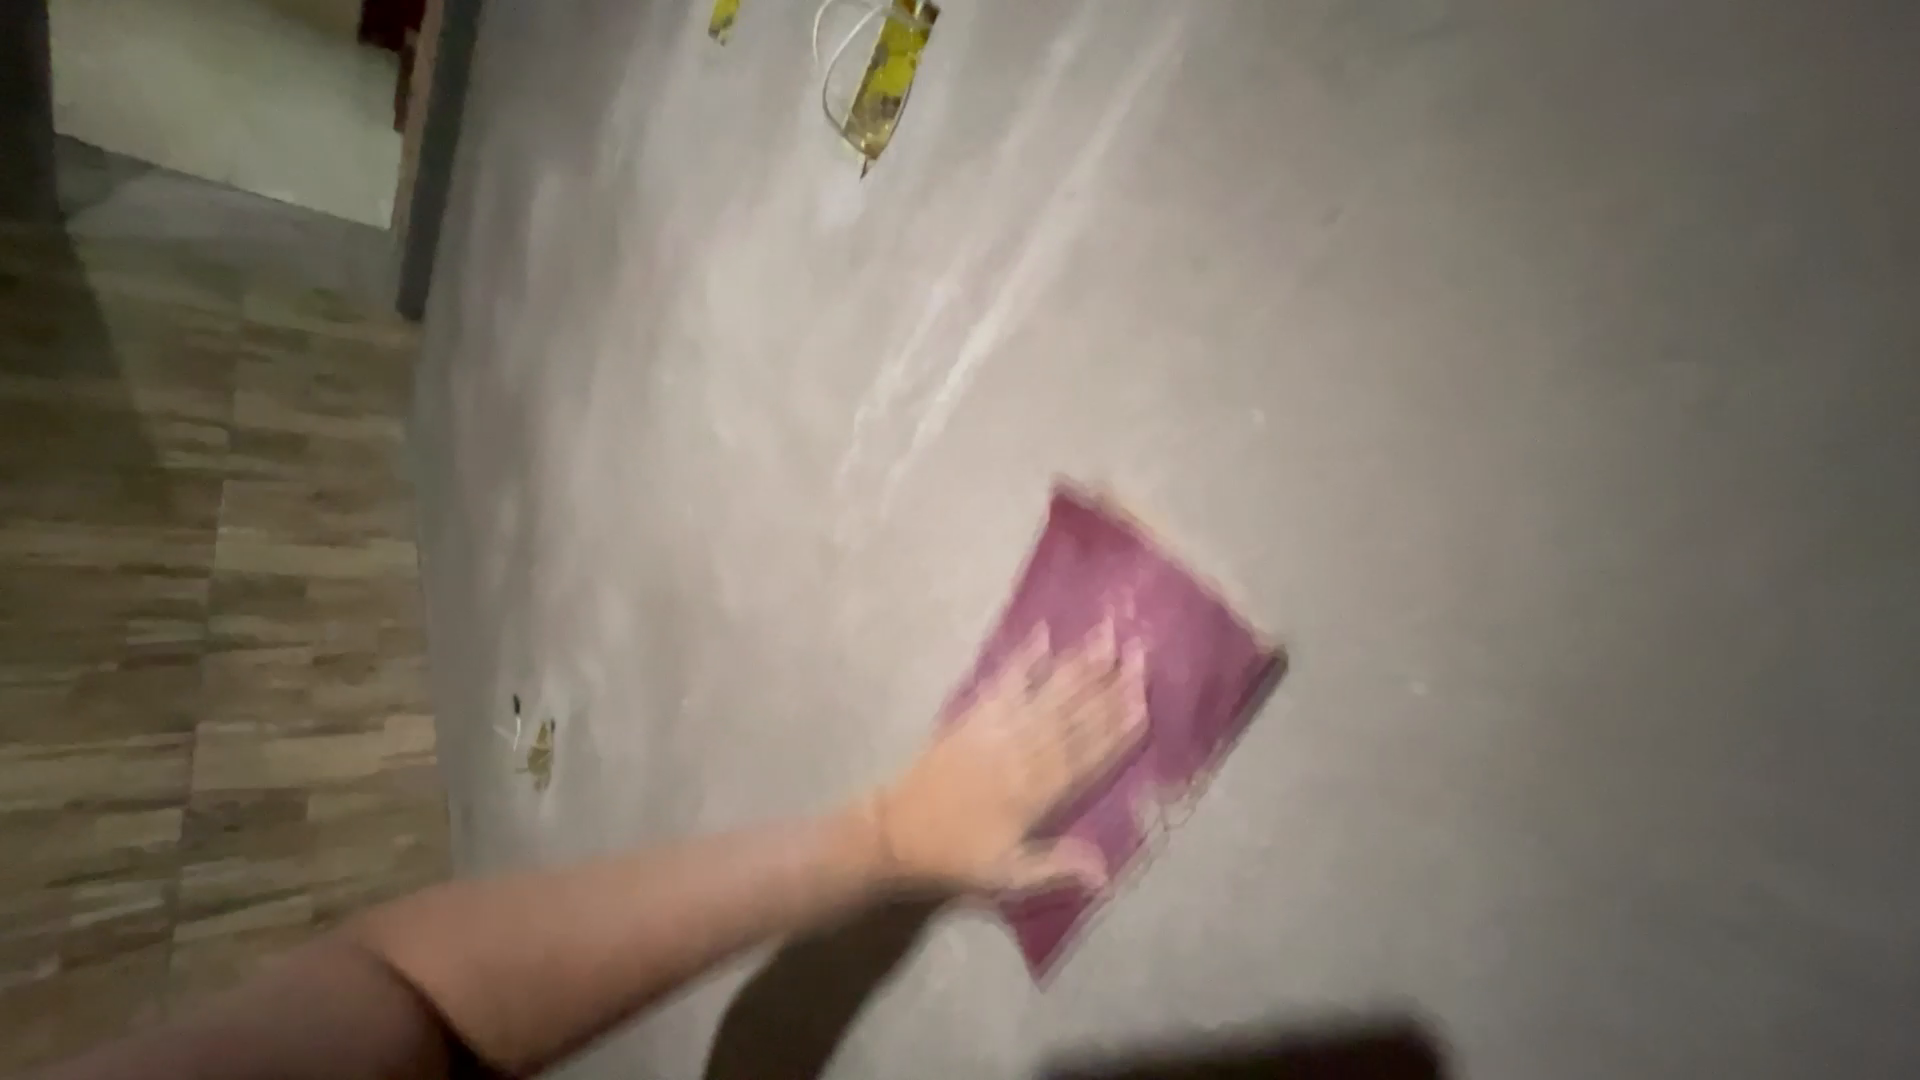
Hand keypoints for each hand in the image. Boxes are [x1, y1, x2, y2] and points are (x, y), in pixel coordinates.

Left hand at [871, 620, 1146, 893]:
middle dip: (1109, 684)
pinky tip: (1043, 636)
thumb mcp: (1008, 876)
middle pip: (1074, 715)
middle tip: (1140, 651)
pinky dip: (1023, 659)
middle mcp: (1022, 754)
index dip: (1118, 729)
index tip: (1146, 698)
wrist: (896, 832)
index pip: (1088, 757)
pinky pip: (1003, 683)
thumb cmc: (957, 857)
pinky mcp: (973, 716)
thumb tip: (1108, 869)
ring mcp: (996, 729)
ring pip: (1046, 694)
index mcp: (1036, 794)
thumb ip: (1057, 866)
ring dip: (1078, 665)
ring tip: (1104, 636)